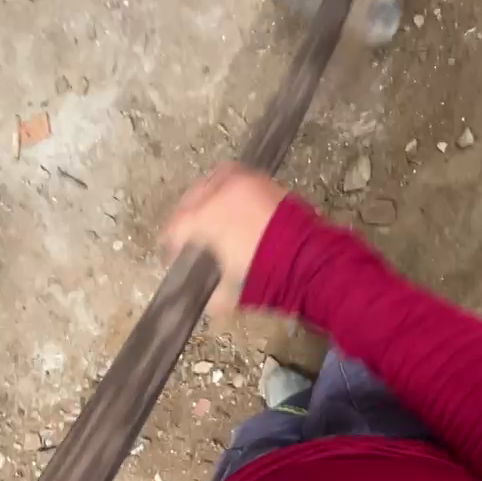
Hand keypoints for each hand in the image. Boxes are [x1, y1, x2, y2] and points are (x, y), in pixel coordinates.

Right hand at [160, 163, 290, 316]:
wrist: (311, 261)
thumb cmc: (270, 275)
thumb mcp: (234, 292)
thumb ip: (214, 294)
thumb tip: (209, 301)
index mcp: (207, 218)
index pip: (177, 227)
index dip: (170, 243)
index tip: (170, 253)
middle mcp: (222, 193)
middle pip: (190, 199)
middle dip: (185, 217)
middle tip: (186, 234)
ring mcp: (244, 183)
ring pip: (211, 182)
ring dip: (204, 197)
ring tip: (205, 213)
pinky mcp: (264, 182)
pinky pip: (236, 179)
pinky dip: (227, 189)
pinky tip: (230, 204)